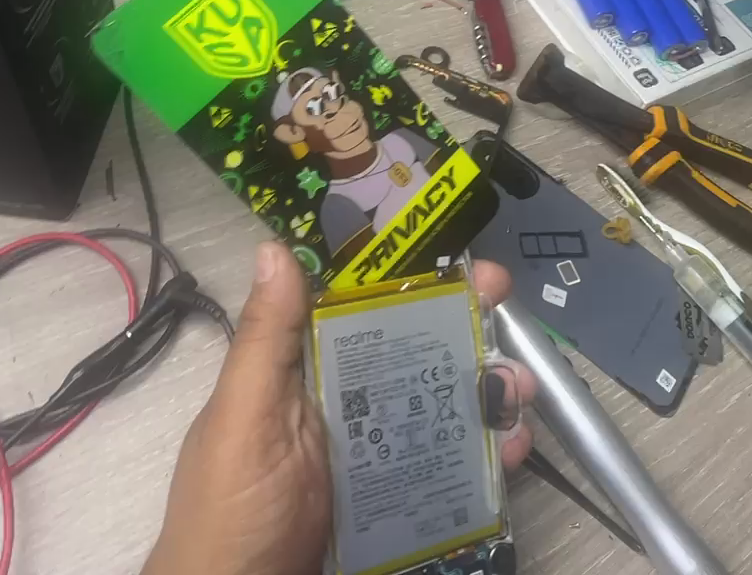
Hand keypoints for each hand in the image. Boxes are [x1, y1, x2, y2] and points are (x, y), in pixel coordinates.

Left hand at [142, 246, 534, 574]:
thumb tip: (275, 247)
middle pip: (418, 347)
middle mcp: (349, 396)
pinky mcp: (400, 492)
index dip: (415, 279)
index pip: (368, 305)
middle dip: (466, 322)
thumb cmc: (233, 503)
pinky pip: (451, 459)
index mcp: (310, 365)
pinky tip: (514, 445)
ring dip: (488, 384)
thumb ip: (266, 337)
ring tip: (518, 388)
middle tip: (505, 305)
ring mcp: (378, 445)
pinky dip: (488, 448)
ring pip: (444, 399)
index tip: (462, 263)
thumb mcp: (244, 415)